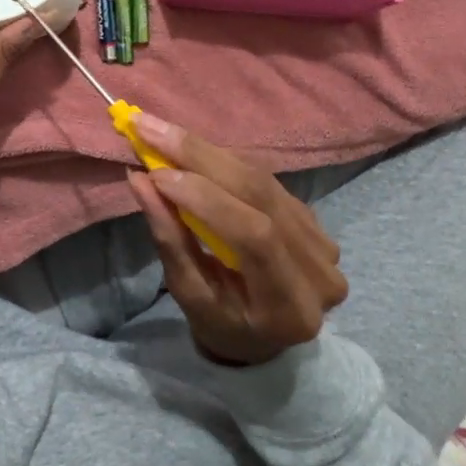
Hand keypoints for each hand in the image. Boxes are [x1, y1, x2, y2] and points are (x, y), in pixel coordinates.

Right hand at [125, 113, 348, 366]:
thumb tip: (140, 179)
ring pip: (261, 179)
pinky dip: (224, 161)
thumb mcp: (188, 295)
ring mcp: (325, 244)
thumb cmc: (220, 325)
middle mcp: (320, 273)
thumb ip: (169, 238)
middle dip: (198, 157)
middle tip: (147, 127)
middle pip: (260, 194)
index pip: (254, 236)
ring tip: (161, 132)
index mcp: (290, 308)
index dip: (206, 198)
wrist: (264, 338)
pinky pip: (266, 179)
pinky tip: (192, 151)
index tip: (156, 172)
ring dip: (207, 152)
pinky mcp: (315, 221)